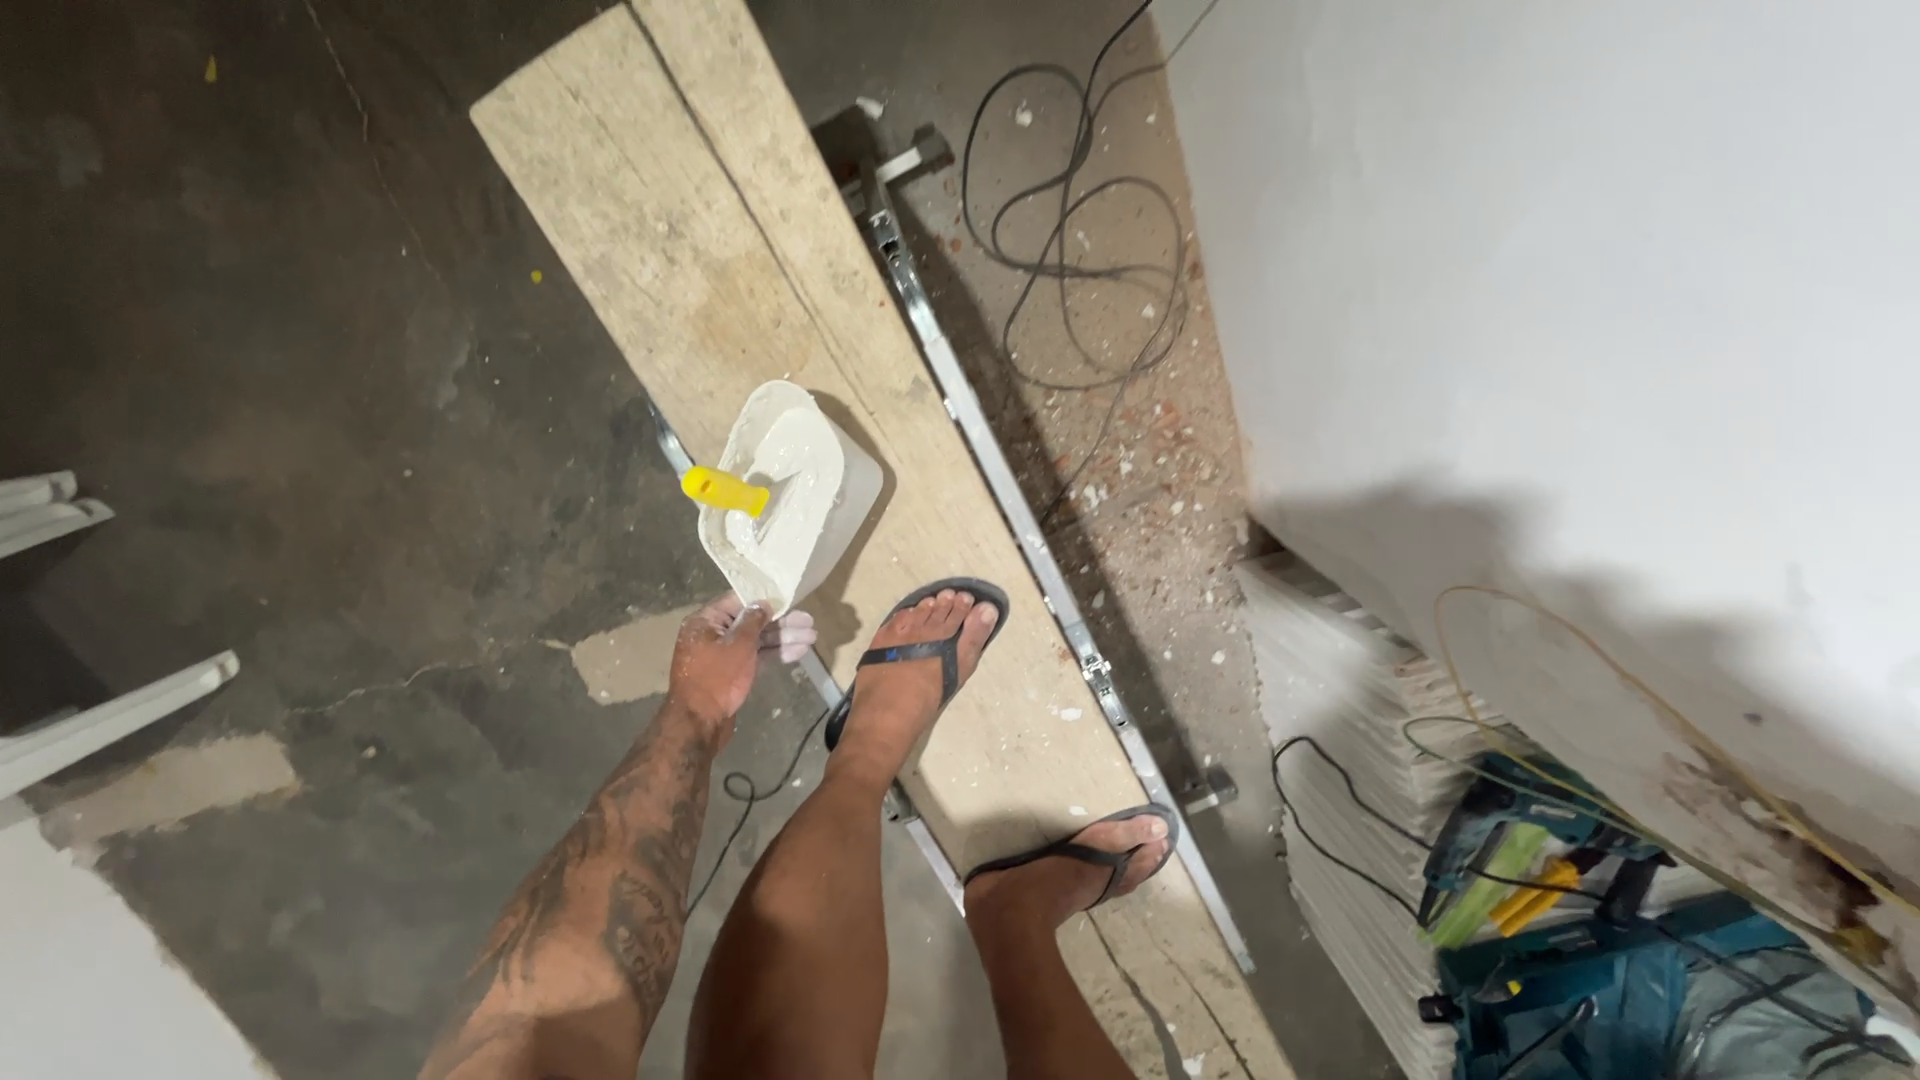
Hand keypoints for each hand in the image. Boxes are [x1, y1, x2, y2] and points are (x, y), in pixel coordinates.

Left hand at [667, 594, 817, 741]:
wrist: (700, 723)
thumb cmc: (716, 677)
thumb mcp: (737, 644)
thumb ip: (753, 621)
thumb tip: (763, 603)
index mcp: (706, 621)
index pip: (738, 601)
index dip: (765, 599)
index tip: (789, 598)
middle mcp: (713, 634)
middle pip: (752, 622)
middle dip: (782, 622)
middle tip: (810, 622)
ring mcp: (724, 655)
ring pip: (757, 641)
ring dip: (784, 639)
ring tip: (812, 638)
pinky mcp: (733, 673)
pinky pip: (756, 657)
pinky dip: (775, 654)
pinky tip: (799, 652)